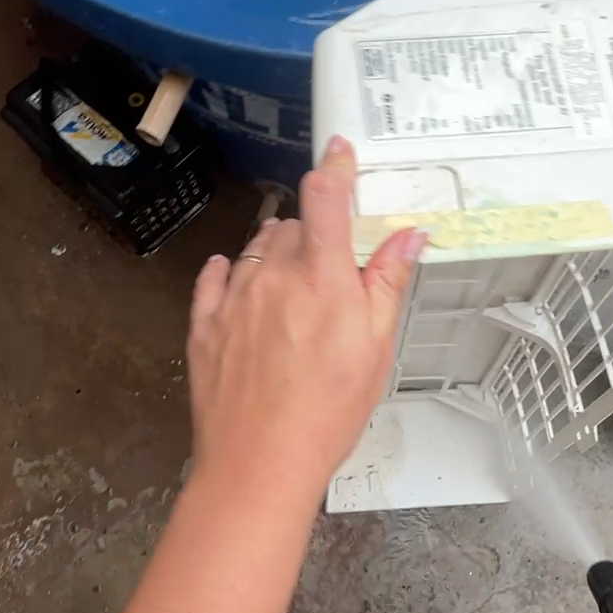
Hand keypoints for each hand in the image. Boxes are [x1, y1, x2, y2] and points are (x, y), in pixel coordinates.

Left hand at [186, 135, 426, 499]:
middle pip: (293, 226)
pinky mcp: (203, 325)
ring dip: (277, 252)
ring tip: (294, 291)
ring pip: (255, 249)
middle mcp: (271, 276)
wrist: (259, 463)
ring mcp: (232, 299)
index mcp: (321, 278)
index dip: (336, 167)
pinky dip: (232, 273)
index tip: (340, 149)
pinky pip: (215, 279)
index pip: (326, 198)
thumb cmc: (329, 411)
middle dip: (314, 235)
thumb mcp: (376, 349)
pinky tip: (241, 286)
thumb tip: (409, 235)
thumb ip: (388, 284)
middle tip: (332, 274)